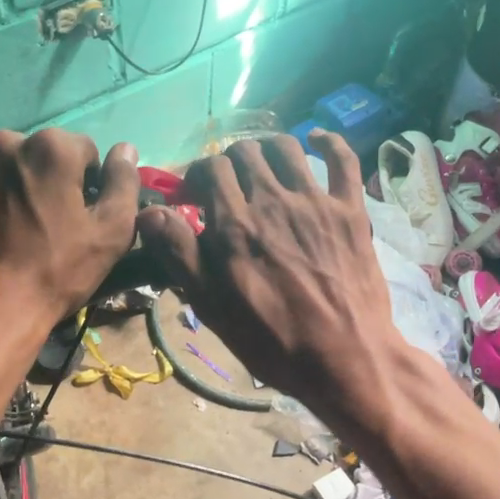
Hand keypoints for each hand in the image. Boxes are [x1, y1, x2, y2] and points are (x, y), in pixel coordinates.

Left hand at [0, 129, 139, 332]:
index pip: (86, 151)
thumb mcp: (110, 233)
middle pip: (45, 154)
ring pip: (12, 165)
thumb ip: (124, 183)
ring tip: (20, 229)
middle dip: (53, 180)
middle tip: (51, 226)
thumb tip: (126, 149)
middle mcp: (6, 140)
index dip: (90, 186)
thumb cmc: (55, 273)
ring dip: (21, 185)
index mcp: (51, 147)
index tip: (81, 219)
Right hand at [136, 132, 401, 423]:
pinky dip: (329, 142)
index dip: (198, 175)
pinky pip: (343, 159)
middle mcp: (273, 200)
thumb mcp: (212, 305)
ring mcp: (316, 201)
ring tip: (262, 167)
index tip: (195, 195)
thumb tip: (148, 212)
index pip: (210, 169)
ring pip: (286, 148)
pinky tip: (317, 140)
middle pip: (244, 153)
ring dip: (267, 149)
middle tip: (228, 186)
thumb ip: (179, 254)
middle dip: (229, 162)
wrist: (343, 358)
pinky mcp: (350, 210)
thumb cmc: (272, 339)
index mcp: (235, 224)